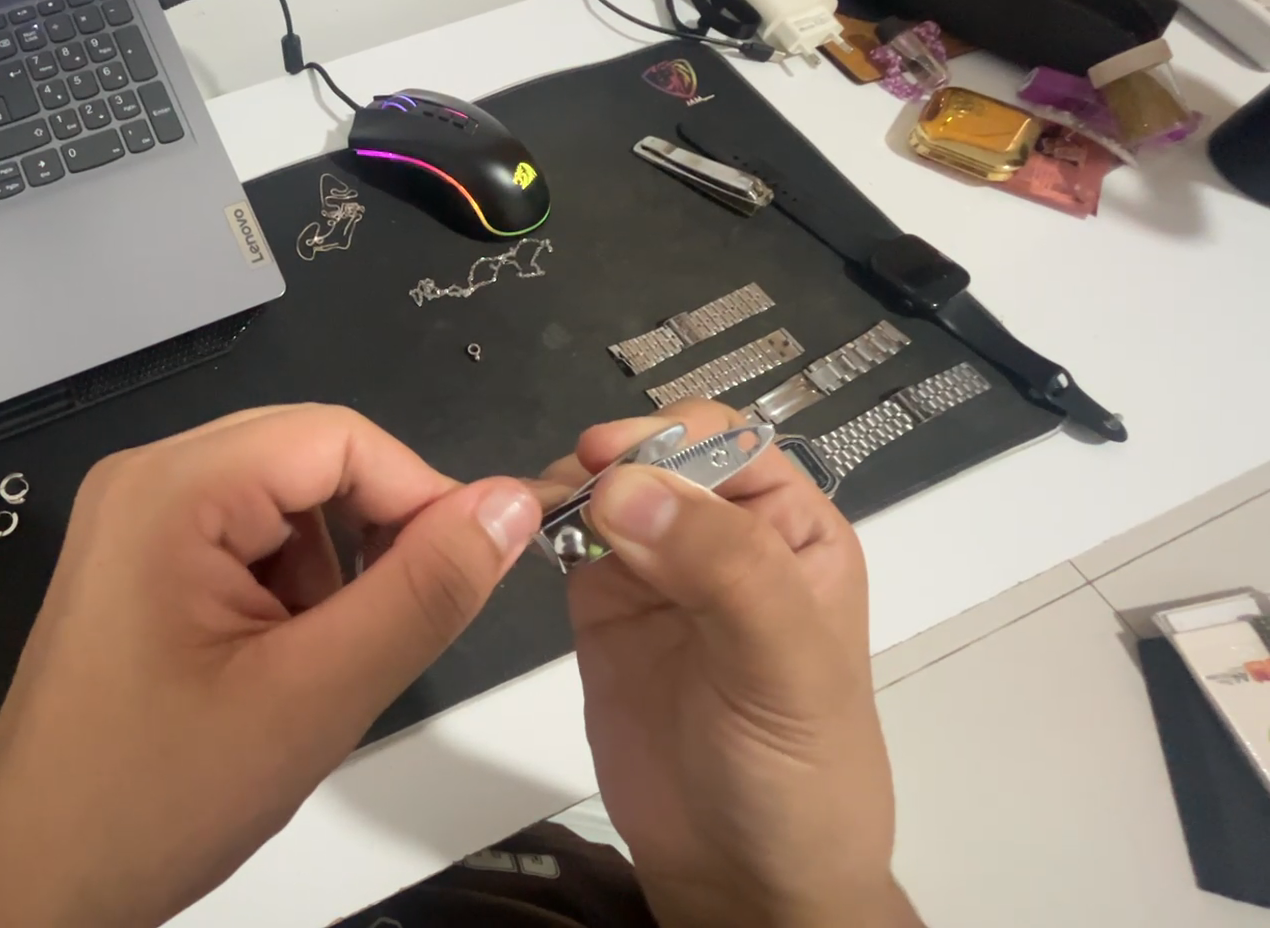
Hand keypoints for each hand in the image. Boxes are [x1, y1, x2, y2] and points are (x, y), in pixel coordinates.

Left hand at [0, 405, 542, 927]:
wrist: (38, 877)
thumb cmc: (163, 794)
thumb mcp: (316, 696)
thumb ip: (424, 592)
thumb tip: (510, 505)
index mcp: (174, 487)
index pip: (335, 437)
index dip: (418, 492)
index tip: (466, 571)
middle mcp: (148, 475)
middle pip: (305, 458)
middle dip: (369, 533)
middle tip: (393, 622)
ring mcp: (137, 511)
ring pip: (283, 497)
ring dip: (329, 565)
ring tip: (315, 656)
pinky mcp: (140, 551)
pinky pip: (247, 531)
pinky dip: (288, 581)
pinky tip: (273, 653)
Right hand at [539, 401, 920, 927]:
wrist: (733, 873)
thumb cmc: (790, 772)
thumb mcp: (783, 668)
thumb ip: (721, 569)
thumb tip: (618, 485)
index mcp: (787, 531)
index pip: (725, 445)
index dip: (666, 438)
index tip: (604, 460)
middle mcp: (718, 534)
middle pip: (651, 458)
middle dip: (604, 461)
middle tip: (561, 496)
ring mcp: (653, 565)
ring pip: (601, 490)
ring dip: (565, 488)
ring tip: (532, 516)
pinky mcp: (600, 598)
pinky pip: (567, 537)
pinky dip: (540, 523)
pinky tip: (520, 533)